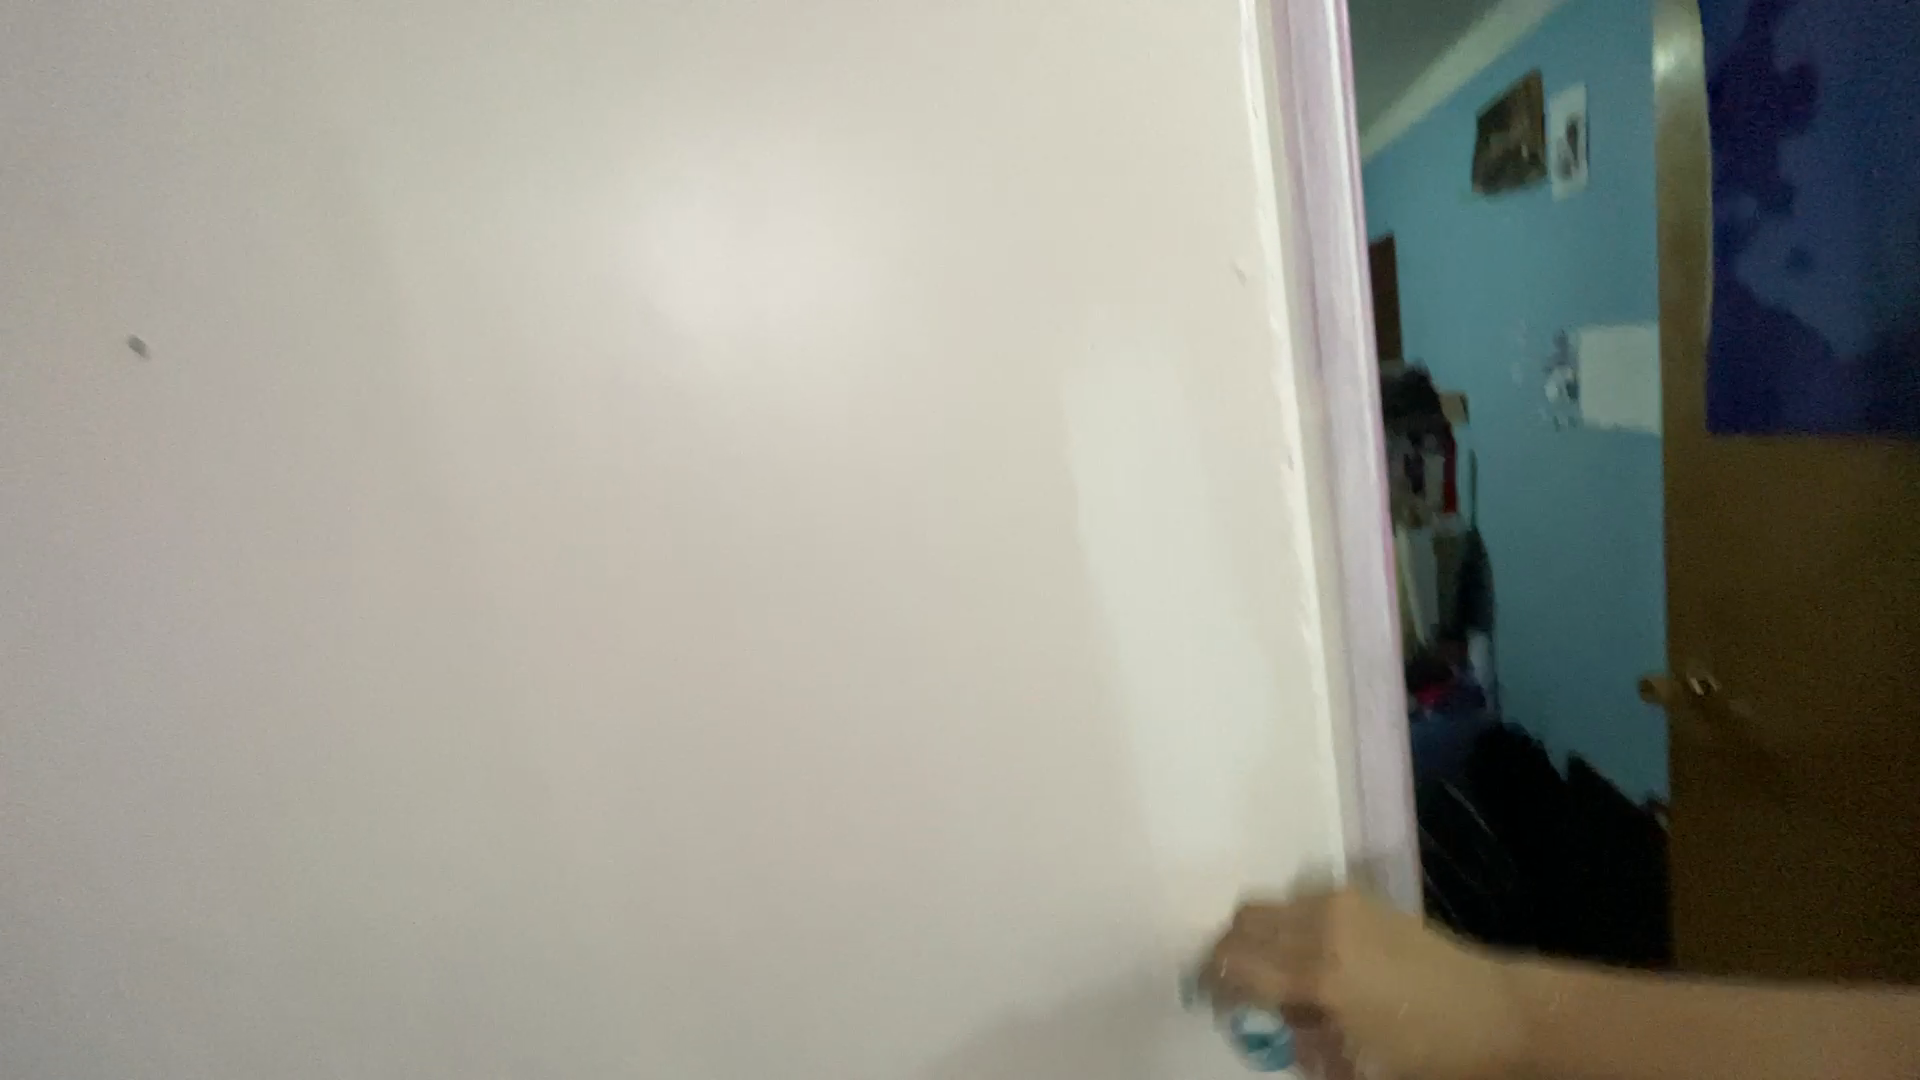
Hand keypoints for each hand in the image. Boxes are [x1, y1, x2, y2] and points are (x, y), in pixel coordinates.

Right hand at [1203, 889, 1526, 1079]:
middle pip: (1242, 923)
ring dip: (1256, 935)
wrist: (1495, 1011)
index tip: (1210, 997)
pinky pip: (1296, 901)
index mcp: (1320, 977)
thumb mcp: (1358, 1067)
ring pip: (1265, 906)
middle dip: (1228, 951)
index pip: (1237, 967)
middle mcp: (1318, 929)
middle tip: (1233, 980)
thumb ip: (1301, 1042)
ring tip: (1272, 966)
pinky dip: (1286, 923)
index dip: (1214, 982)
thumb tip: (1265, 1024)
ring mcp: (1334, 903)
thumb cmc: (1429, 1053)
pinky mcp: (1351, 893)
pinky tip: (1309, 951)